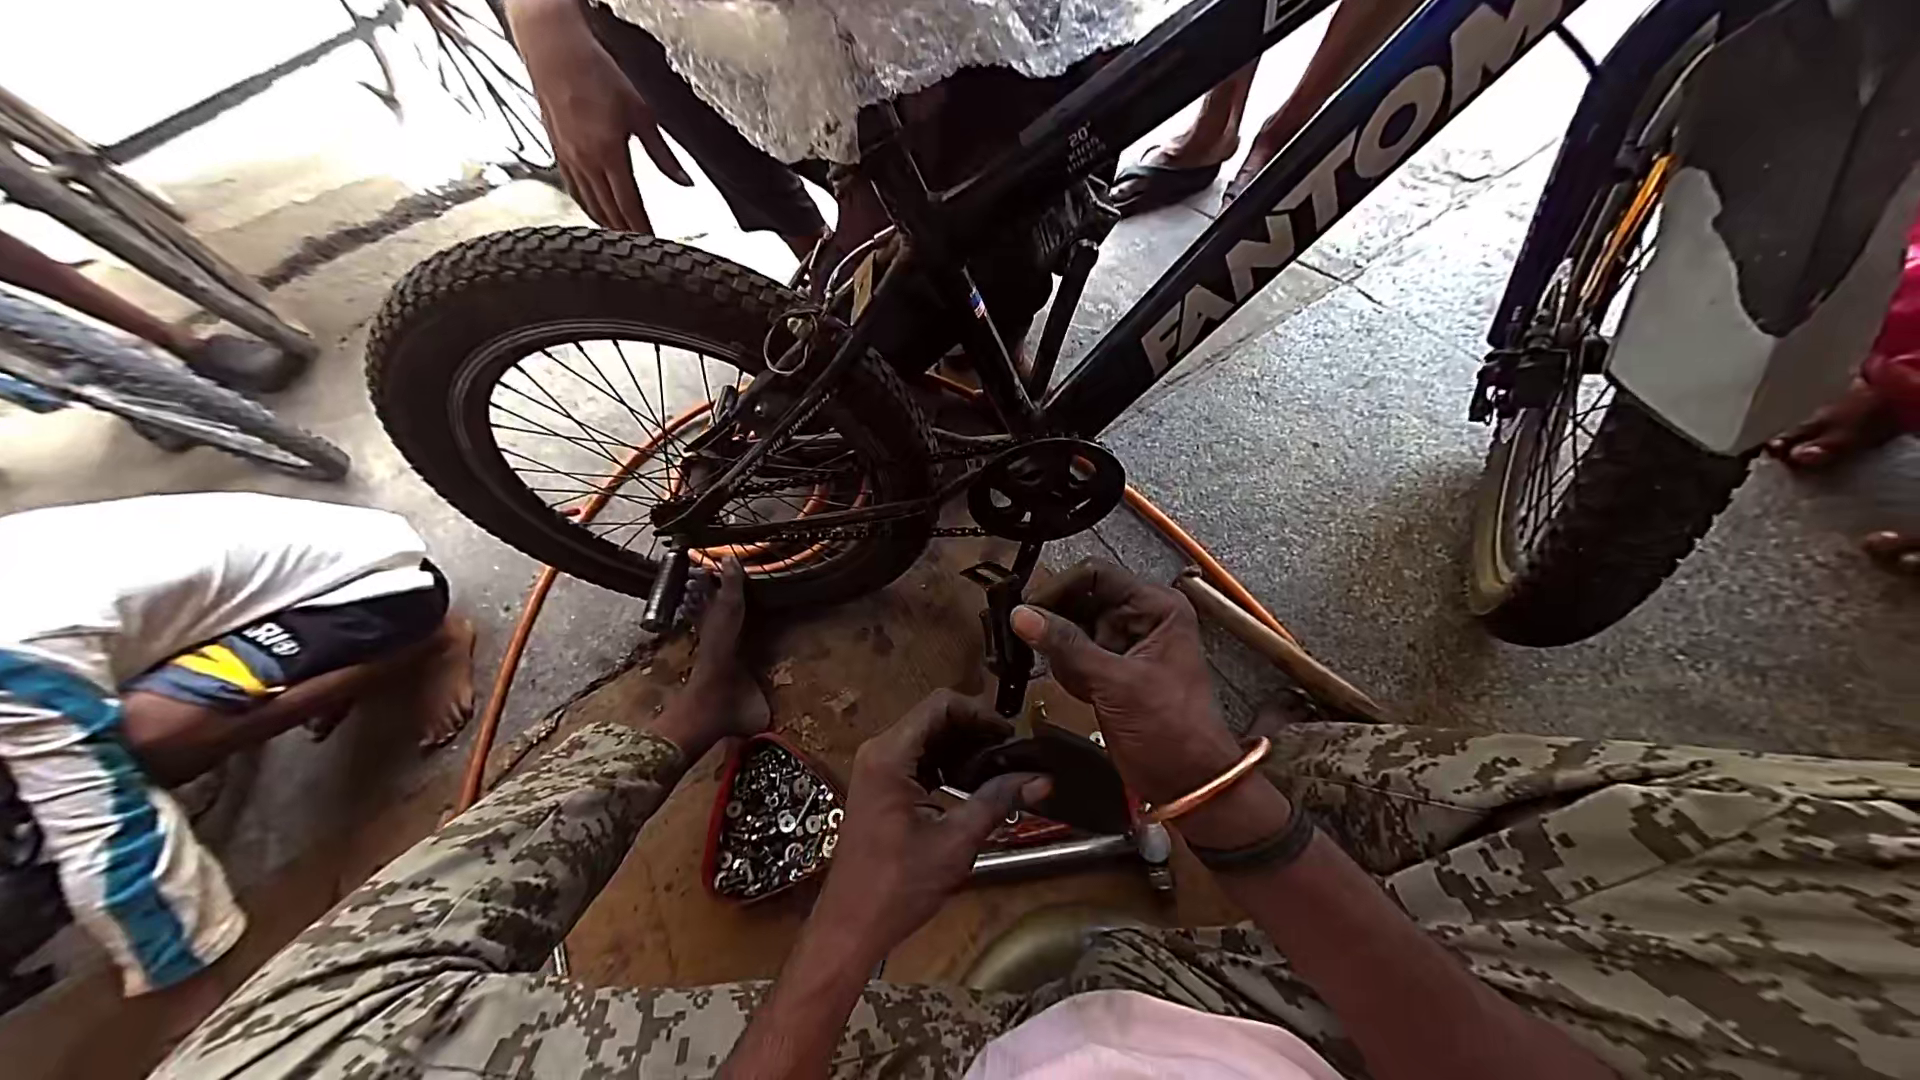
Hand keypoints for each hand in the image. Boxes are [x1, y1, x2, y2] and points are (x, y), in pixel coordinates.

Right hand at [508, 0, 691, 231]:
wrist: (552, 44)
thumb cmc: (597, 72)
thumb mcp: (641, 114)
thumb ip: (663, 154)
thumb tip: (685, 182)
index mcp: (609, 154)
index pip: (630, 206)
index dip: (643, 229)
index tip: (655, 243)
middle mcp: (586, 161)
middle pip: (610, 211)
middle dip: (627, 233)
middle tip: (642, 250)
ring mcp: (568, 157)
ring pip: (590, 204)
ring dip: (607, 225)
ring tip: (623, 241)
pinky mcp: (557, 149)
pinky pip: (574, 189)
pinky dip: (587, 207)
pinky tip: (596, 215)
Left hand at [813, 691, 1048, 956]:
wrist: (851, 927)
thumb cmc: (897, 886)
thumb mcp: (954, 841)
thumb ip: (997, 801)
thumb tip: (1041, 780)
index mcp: (890, 755)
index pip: (940, 705)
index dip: (979, 712)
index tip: (1009, 734)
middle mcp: (880, 752)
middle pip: (934, 718)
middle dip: (975, 730)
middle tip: (1011, 751)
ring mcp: (877, 768)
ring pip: (928, 738)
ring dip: (963, 748)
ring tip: (1000, 767)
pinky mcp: (881, 786)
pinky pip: (919, 759)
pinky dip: (947, 764)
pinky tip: (974, 784)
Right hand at [1012, 561, 1288, 849]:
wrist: (1188, 784)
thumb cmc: (1174, 731)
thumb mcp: (1116, 682)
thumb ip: (1066, 645)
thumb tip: (1024, 615)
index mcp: (1155, 607)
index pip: (1095, 576)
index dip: (1059, 589)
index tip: (1028, 608)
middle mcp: (1138, 618)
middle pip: (1078, 600)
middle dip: (1053, 621)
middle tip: (1024, 636)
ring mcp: (1122, 645)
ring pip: (1070, 629)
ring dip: (1057, 650)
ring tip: (1059, 671)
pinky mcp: (1108, 670)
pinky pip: (1072, 656)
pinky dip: (1063, 669)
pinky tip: (1077, 689)